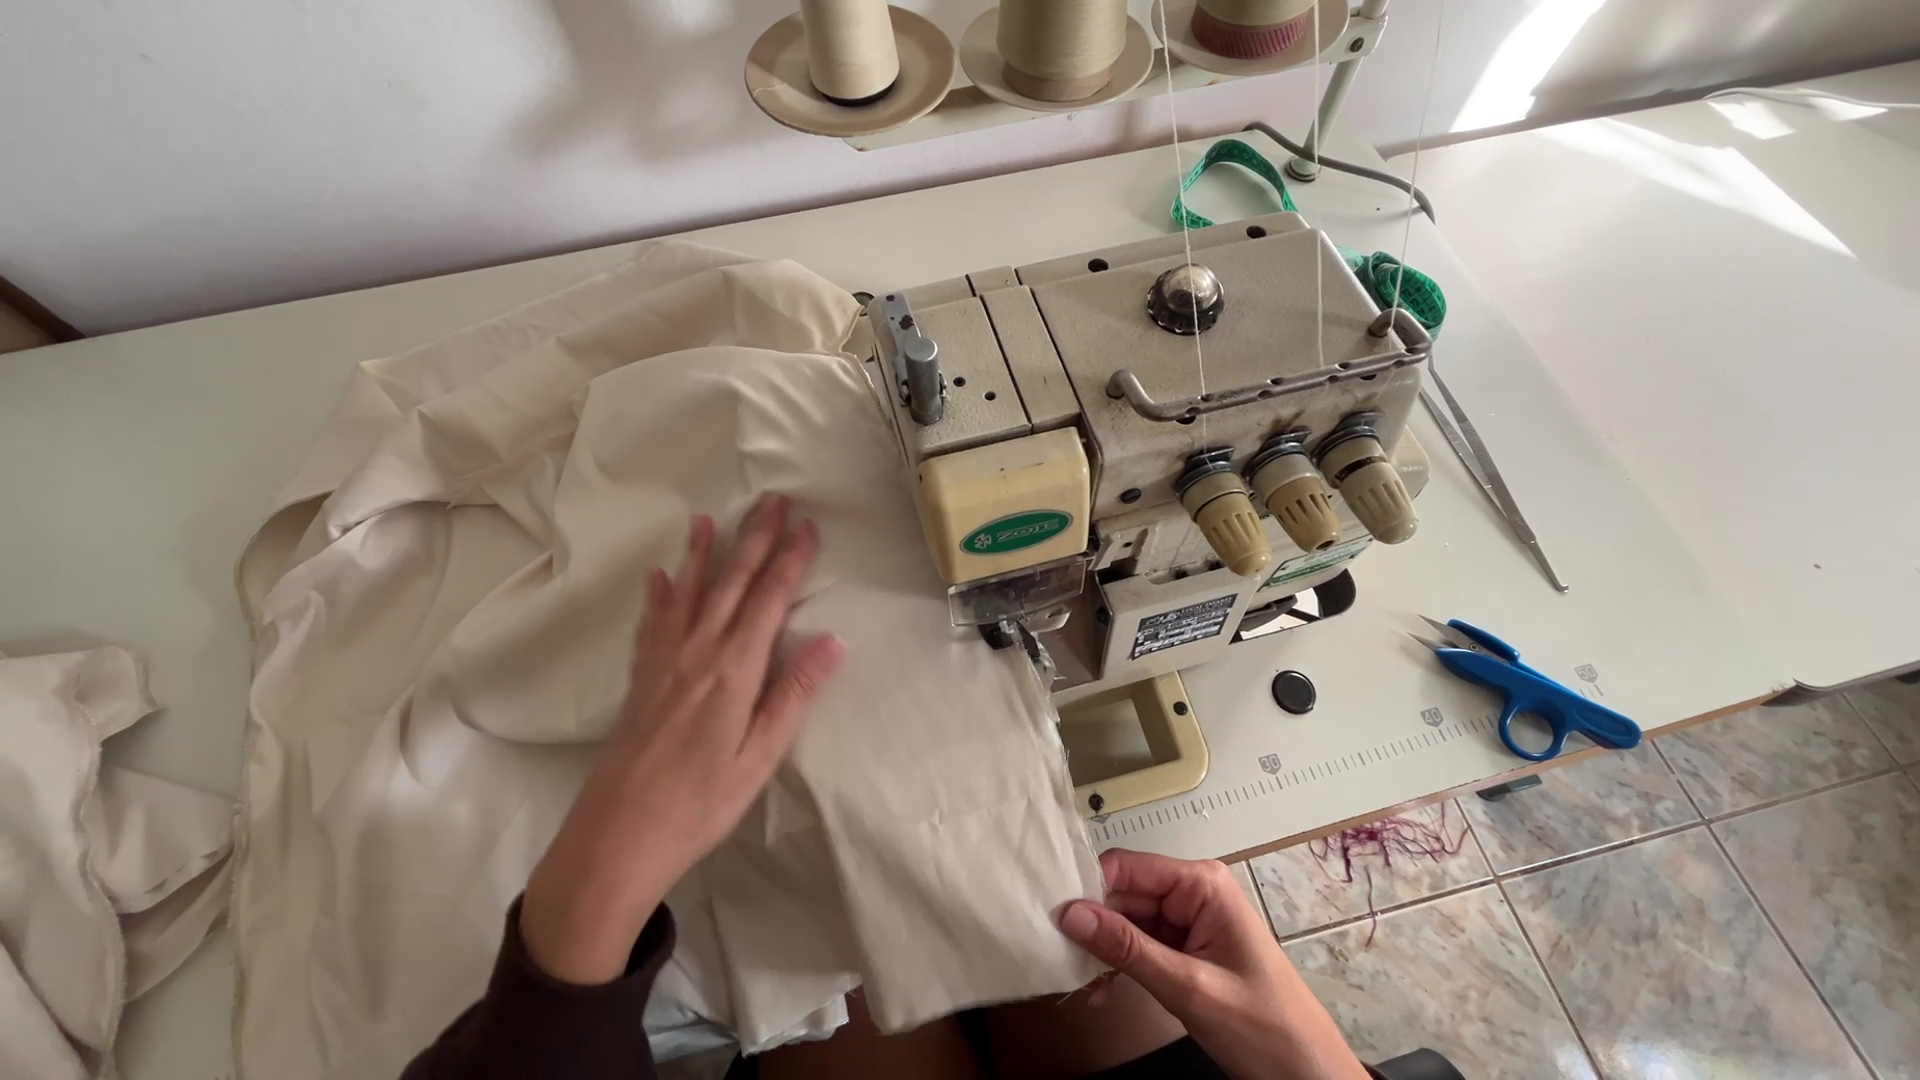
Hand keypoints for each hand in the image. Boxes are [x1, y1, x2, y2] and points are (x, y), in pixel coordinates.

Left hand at [521, 495, 845, 983]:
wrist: (617, 836)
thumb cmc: (701, 803)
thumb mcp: (761, 756)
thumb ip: (793, 694)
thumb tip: (832, 641)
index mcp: (734, 670)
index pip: (769, 601)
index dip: (789, 560)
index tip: (806, 524)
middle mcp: (697, 652)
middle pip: (732, 584)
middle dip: (754, 538)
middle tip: (772, 499)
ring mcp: (664, 662)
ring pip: (690, 593)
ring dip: (705, 553)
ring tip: (712, 517)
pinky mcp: (642, 678)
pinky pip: (653, 623)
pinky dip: (661, 594)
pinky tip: (661, 576)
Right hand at [1058, 850, 1369, 1079]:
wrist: (1309, 1076)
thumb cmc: (1263, 1026)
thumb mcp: (1189, 987)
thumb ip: (1128, 949)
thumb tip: (1070, 913)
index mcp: (1201, 883)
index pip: (1128, 867)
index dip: (1089, 886)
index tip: (1052, 914)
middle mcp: (1191, 891)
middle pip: (1123, 894)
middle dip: (1092, 925)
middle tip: (1057, 955)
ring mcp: (1188, 920)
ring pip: (1125, 921)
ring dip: (1102, 951)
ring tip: (1078, 982)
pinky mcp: (1184, 947)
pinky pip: (1139, 945)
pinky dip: (1118, 966)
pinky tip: (1099, 992)